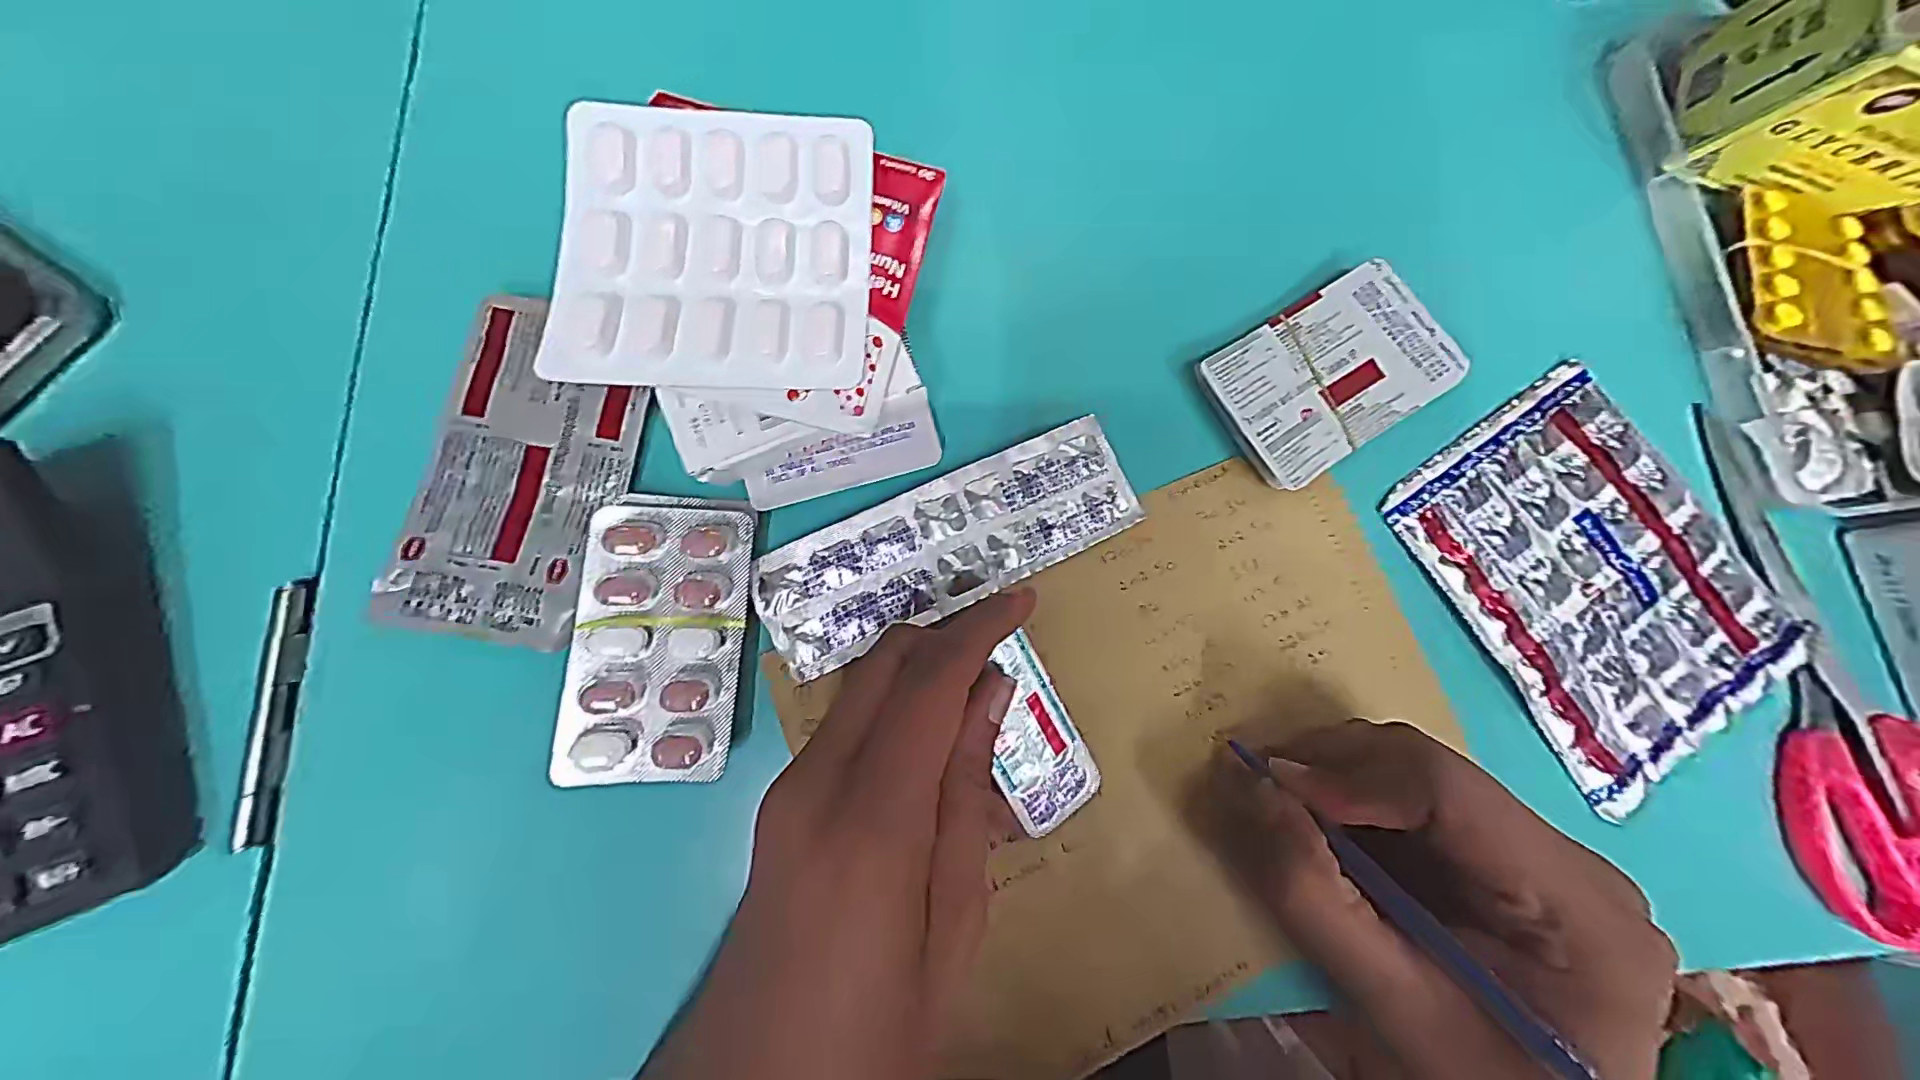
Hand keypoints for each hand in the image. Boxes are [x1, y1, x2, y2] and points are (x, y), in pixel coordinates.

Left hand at [640, 590, 1034, 1079]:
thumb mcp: (953, 919)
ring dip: (921, 673)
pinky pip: (848, 728)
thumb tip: (987, 695)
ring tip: (977, 706)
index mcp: (871, 817)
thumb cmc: (880, 1022)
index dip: (978, 629)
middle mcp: (816, 781)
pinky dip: (896, 713)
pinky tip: (932, 754)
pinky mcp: (781, 805)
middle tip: (1002, 643)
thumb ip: (965, 794)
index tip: (1021, 600)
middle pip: (884, 665)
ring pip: (863, 689)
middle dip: (946, 635)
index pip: (928, 684)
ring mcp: (789, 790)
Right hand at [1210, 720, 1677, 1079]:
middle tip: (1254, 782)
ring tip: (1273, 798)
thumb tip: (1253, 788)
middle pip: (1423, 767)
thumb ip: (1314, 896)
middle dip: (1328, 765)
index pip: (1446, 791)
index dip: (1347, 775)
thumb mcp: (1392, 1004)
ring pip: (1409, 772)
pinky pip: (1406, 800)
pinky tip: (1313, 820)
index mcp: (1576, 902)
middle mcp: (1566, 858)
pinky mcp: (1495, 857)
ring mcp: (1533, 853)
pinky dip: (1347, 801)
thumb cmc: (1471, 1078)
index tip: (1268, 785)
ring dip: (1331, 776)